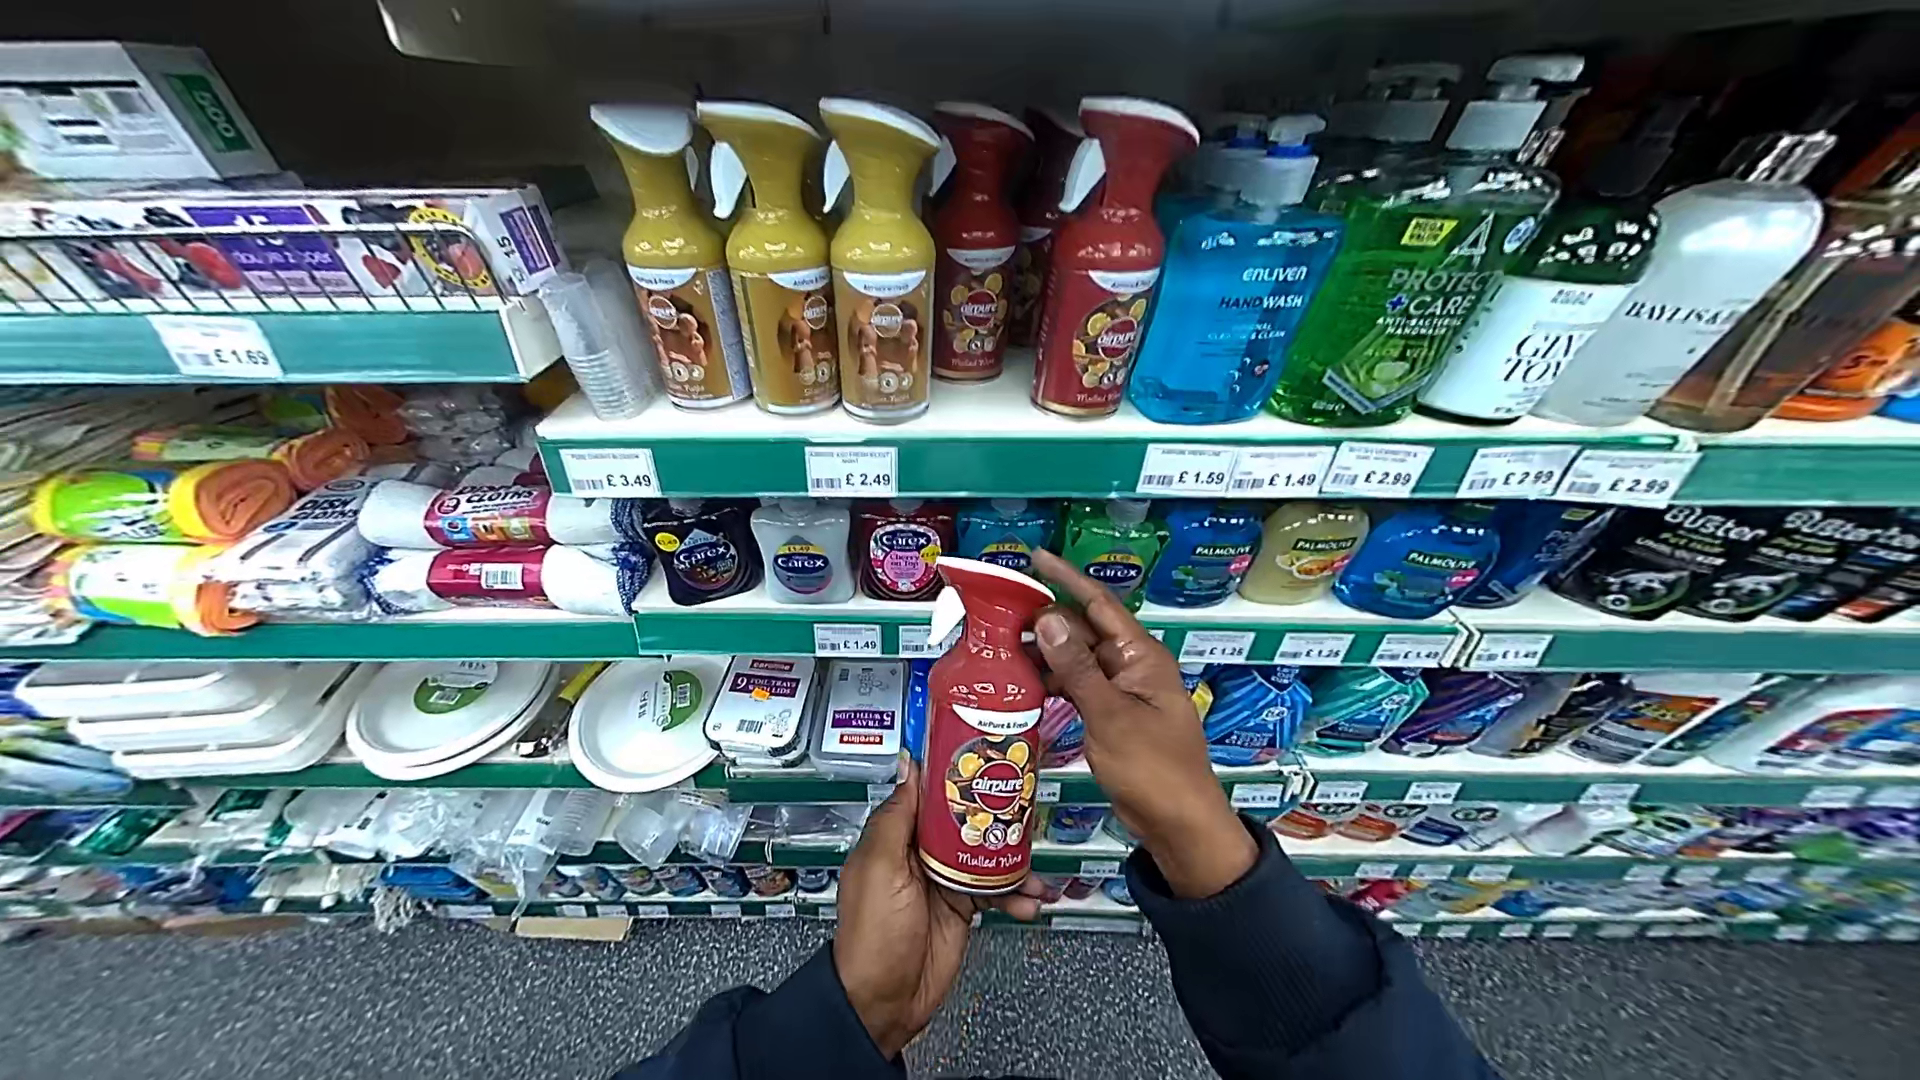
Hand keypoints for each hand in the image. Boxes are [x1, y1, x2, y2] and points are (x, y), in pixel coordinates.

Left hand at [833, 755, 1043, 1058]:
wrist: (882, 1002)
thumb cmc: (872, 932)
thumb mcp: (881, 866)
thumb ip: (898, 816)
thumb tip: (909, 765)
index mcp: (898, 834)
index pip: (930, 792)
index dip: (955, 772)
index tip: (986, 755)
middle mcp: (922, 850)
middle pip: (966, 818)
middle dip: (996, 813)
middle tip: (1026, 807)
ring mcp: (945, 877)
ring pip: (987, 853)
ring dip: (1014, 860)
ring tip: (1036, 869)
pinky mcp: (963, 905)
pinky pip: (996, 891)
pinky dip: (1016, 895)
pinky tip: (1031, 901)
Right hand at [1029, 548, 1257, 899]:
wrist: (1179, 826)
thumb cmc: (1152, 768)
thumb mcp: (1110, 715)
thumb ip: (1077, 667)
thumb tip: (1047, 618)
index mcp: (1140, 655)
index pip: (1098, 603)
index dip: (1066, 577)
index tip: (1035, 558)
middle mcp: (1130, 664)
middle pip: (1083, 630)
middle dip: (1045, 621)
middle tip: (1000, 616)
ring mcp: (1120, 690)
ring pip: (1077, 659)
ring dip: (1045, 654)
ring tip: (1002, 649)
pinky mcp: (1110, 713)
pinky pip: (1078, 685)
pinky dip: (1054, 682)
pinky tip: (1024, 684)